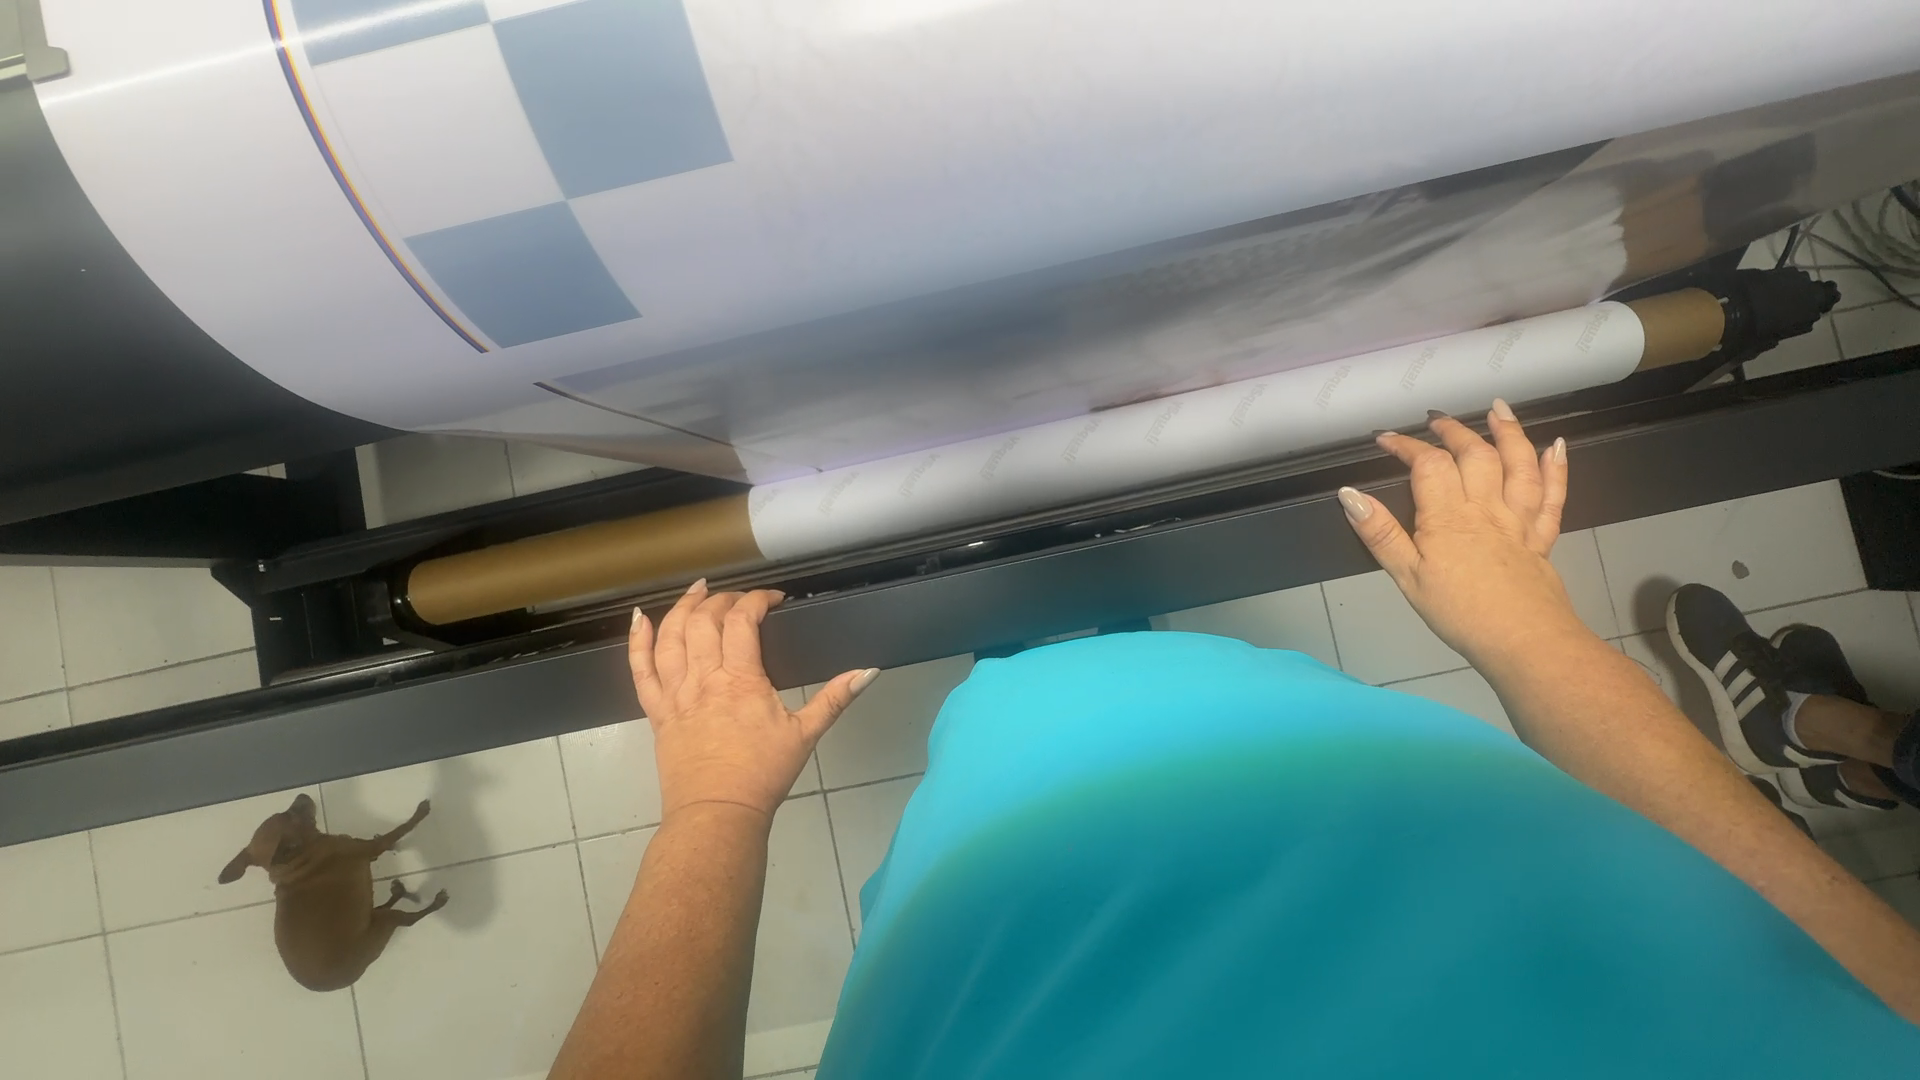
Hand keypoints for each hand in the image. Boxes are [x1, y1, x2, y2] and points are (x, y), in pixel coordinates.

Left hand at [629, 580, 876, 820]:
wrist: (718, 814)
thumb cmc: (763, 774)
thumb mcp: (806, 734)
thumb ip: (835, 698)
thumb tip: (869, 671)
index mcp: (741, 680)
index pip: (743, 621)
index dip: (758, 599)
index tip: (775, 599)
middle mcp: (704, 679)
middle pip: (704, 621)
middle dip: (723, 599)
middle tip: (741, 597)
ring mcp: (675, 694)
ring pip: (670, 637)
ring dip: (682, 607)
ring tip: (697, 589)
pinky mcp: (656, 711)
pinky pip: (639, 670)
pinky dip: (637, 641)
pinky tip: (639, 619)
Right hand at [1338, 400, 1592, 669]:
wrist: (1525, 642)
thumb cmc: (1458, 612)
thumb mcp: (1406, 575)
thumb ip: (1380, 533)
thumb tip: (1349, 494)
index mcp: (1448, 518)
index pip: (1428, 465)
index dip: (1407, 446)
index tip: (1386, 439)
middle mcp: (1486, 509)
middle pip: (1475, 455)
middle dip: (1453, 432)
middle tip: (1435, 419)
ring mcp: (1519, 521)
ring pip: (1518, 465)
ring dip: (1509, 433)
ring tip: (1499, 410)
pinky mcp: (1541, 537)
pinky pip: (1552, 496)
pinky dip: (1556, 467)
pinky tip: (1556, 447)